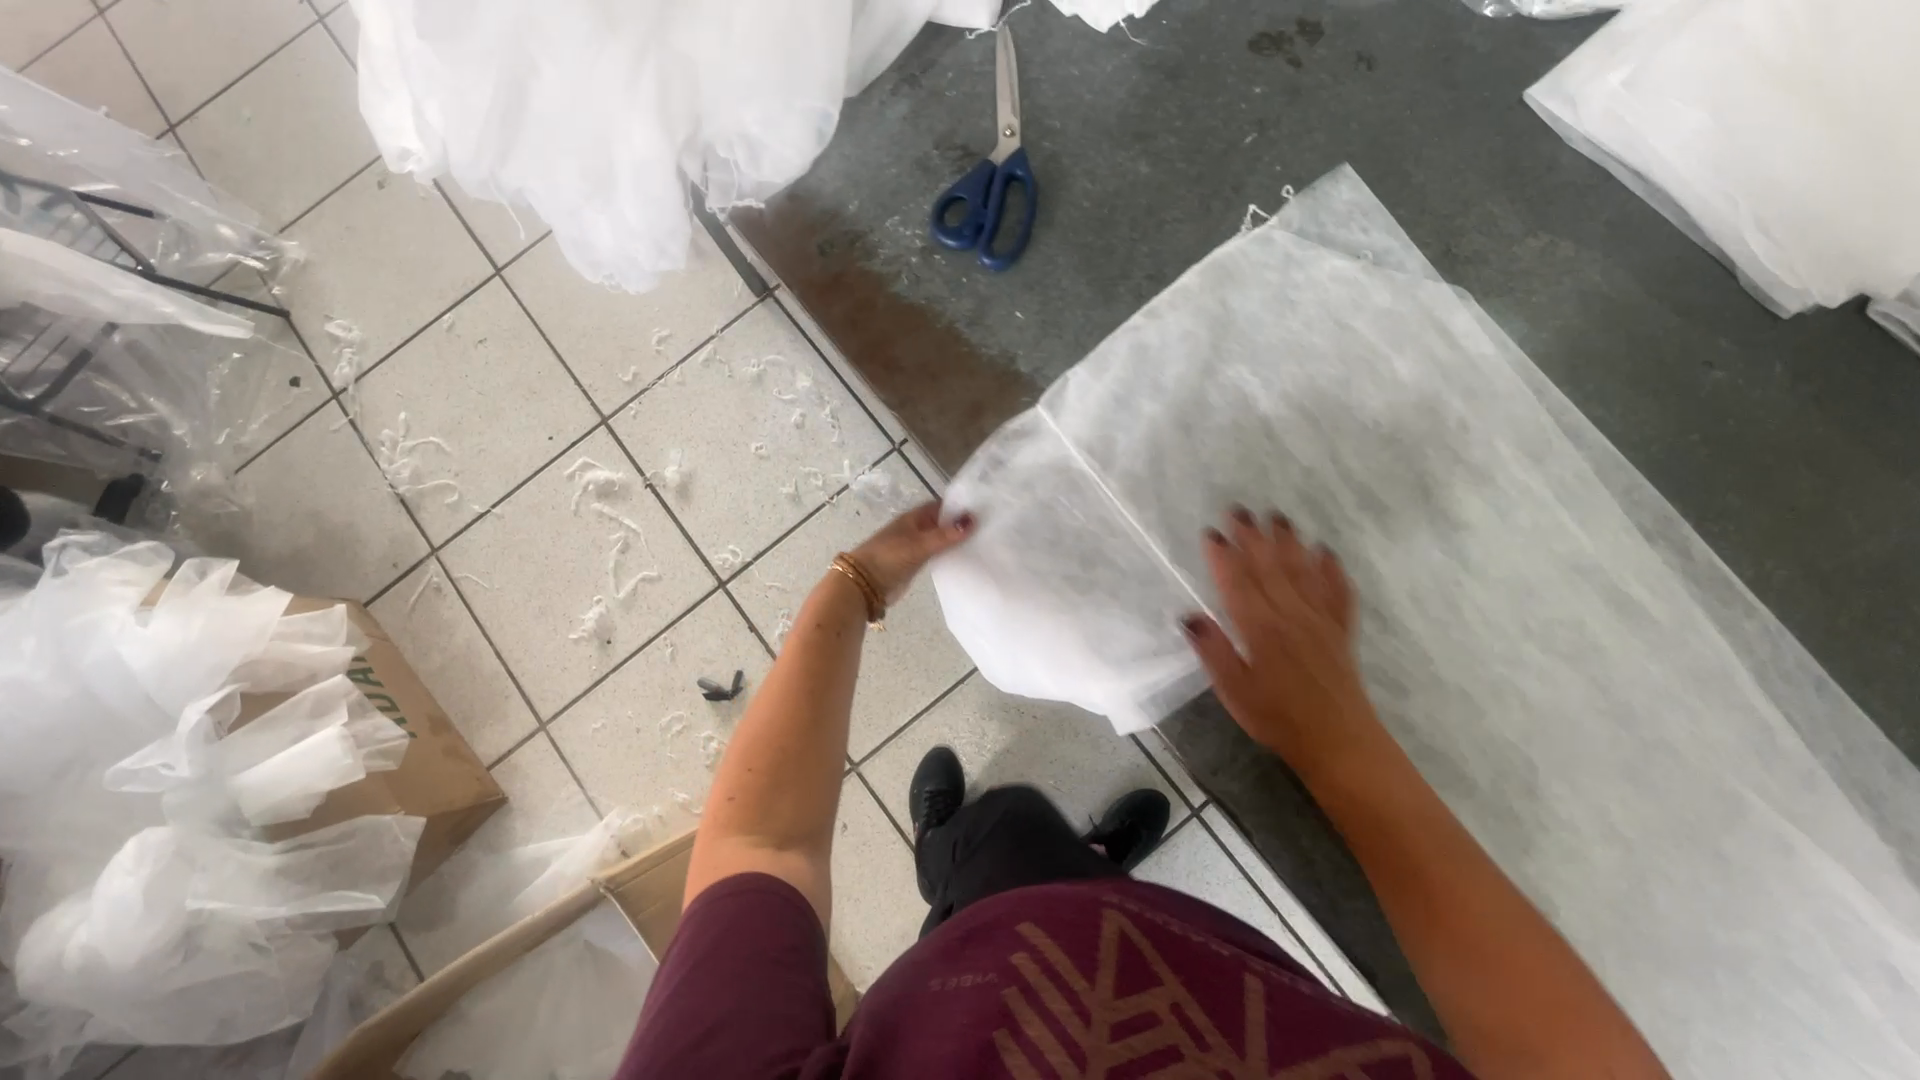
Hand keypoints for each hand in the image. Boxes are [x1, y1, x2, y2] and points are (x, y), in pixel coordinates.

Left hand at [847, 501, 974, 603]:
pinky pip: (937, 554)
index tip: (983, 509)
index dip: (960, 506)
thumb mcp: (920, 544)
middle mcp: (916, 529)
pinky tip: (965, 558)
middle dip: (961, 524)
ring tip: (983, 542)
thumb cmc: (889, 557)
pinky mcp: (916, 563)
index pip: (942, 506)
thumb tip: (973, 520)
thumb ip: (946, 535)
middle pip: (942, 522)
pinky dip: (949, 554)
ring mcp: (915, 546)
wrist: (865, 583)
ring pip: (941, 539)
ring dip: (956, 540)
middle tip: (989, 527)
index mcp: (914, 518)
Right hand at [1182, 507, 1387, 776]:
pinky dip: (1332, 570)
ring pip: (1301, 571)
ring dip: (1288, 542)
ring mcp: (1318, 620)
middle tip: (1240, 509)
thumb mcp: (1233, 690)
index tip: (1211, 532)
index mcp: (1259, 628)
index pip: (1236, 582)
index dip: (1222, 556)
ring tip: (1277, 517)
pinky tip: (1326, 552)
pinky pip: (1337, 592)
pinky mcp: (1339, 631)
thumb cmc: (1276, 718)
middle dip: (1252, 536)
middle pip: (1268, 567)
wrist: (1338, 740)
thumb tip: (1189, 616)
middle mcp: (1289, 615)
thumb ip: (1213, 651)